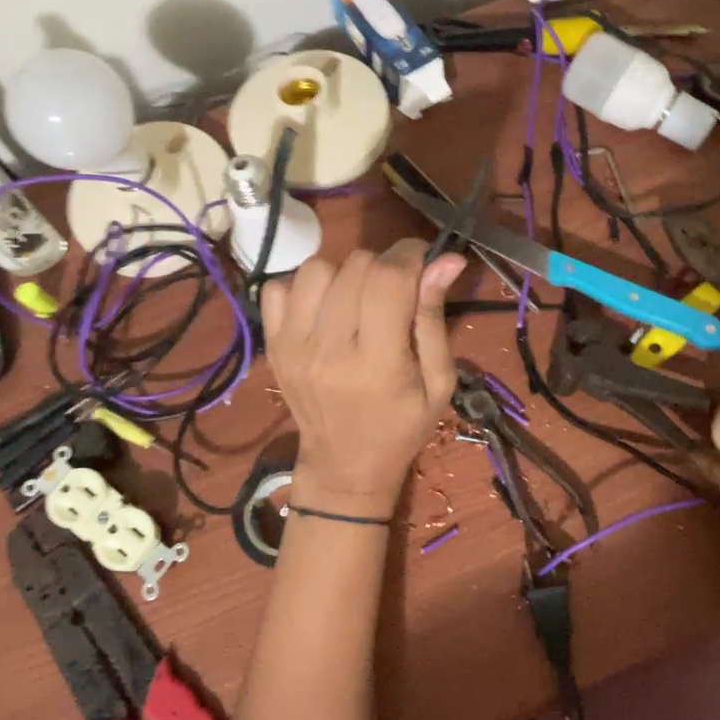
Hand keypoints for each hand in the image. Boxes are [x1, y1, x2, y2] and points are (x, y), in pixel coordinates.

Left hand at [260, 240, 465, 518]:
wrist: (344, 465)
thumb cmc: (402, 427)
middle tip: (395, 288)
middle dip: (383, 264)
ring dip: (344, 272)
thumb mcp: (438, 382)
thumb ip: (434, 318)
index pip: (389, 278)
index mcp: (378, 363)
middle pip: (355, 267)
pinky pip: (279, 287)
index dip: (410, 255)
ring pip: (316, 268)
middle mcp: (329, 350)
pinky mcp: (272, 345)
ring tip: (358, 297)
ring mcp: (294, 346)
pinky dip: (304, 286)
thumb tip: (446, 260)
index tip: (422, 259)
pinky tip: (325, 308)